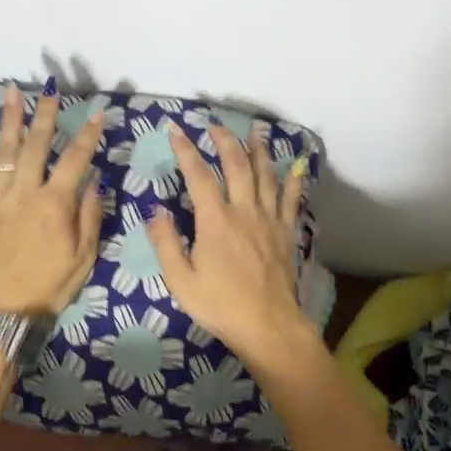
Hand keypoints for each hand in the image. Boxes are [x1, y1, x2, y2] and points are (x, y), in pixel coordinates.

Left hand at [0, 83, 105, 315]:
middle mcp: (25, 193)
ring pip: (4, 152)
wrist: (0, 310)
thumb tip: (93, 182)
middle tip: (49, 89)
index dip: (88, 135)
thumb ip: (89, 217)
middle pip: (35, 145)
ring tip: (12, 93)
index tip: (97, 114)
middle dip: (44, 115)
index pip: (75, 160)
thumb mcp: (83, 258)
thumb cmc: (48, 287)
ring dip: (9, 121)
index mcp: (55, 205)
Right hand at [146, 122, 314, 365]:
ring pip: (266, 175)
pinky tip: (296, 167)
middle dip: (224, 140)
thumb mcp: (181, 280)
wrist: (268, 325)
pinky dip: (293, 180)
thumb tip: (154, 211)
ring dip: (259, 150)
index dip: (185, 150)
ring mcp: (269, 220)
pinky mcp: (287, 233)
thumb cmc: (220, 306)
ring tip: (255, 132)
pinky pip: (291, 200)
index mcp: (215, 220)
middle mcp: (244, 211)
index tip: (175, 130)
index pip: (198, 175)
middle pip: (236, 164)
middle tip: (215, 125)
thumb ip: (165, 243)